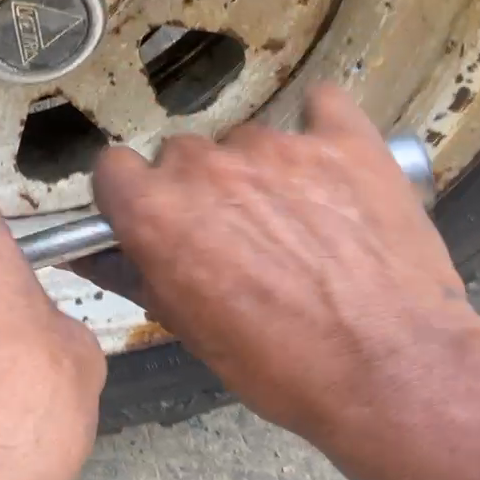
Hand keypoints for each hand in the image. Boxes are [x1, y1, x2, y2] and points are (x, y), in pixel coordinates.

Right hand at [89, 84, 479, 439]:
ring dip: (258, 171)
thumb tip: (86, 254)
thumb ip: (130, 274)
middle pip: (182, 156)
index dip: (130, 193)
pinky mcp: (343, 141)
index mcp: (154, 210)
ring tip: (300, 221)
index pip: (112, 168)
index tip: (153, 216)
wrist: (393, 373)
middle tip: (236, 234)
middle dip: (199, 188)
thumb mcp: (183, 326)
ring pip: (246, 142)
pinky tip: (330, 162)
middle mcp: (203, 166)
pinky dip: (319, 127)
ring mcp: (274, 147)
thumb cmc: (276, 363)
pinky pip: (320, 107)